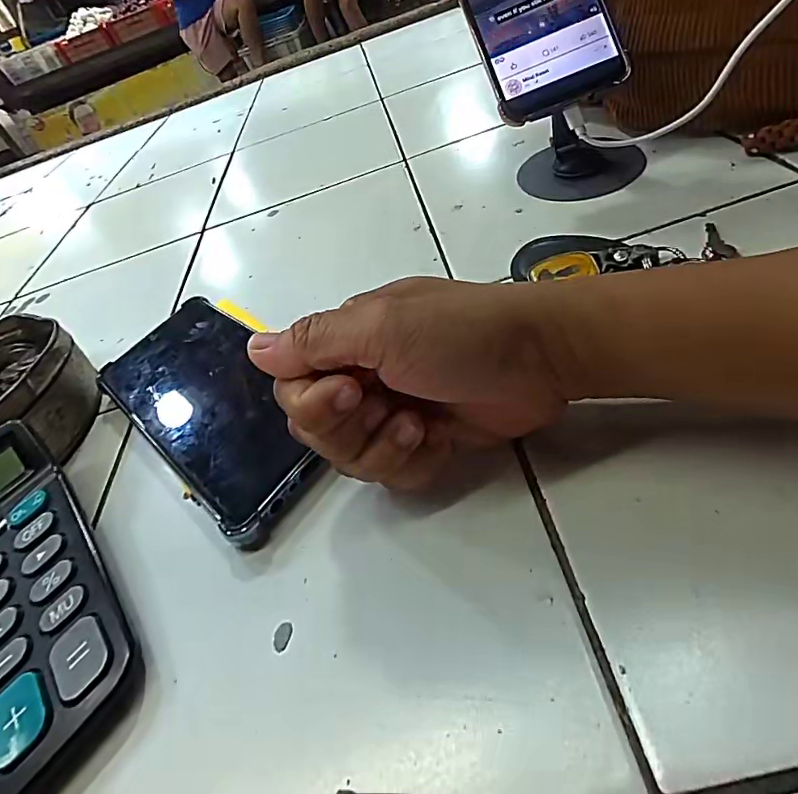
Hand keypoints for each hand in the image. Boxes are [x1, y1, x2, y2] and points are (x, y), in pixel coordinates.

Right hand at [247, 278, 575, 489]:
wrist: (542, 357)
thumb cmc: (461, 331)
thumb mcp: (383, 326)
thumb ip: (315, 340)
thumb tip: (254, 349)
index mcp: (345, 341)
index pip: (292, 383)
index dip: (310, 401)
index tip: (348, 392)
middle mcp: (360, 375)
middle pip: (314, 426)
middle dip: (345, 428)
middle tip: (384, 406)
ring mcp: (390, 408)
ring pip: (349, 455)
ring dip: (381, 447)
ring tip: (418, 424)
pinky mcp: (421, 439)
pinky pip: (390, 470)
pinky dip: (410, 461)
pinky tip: (436, 437)